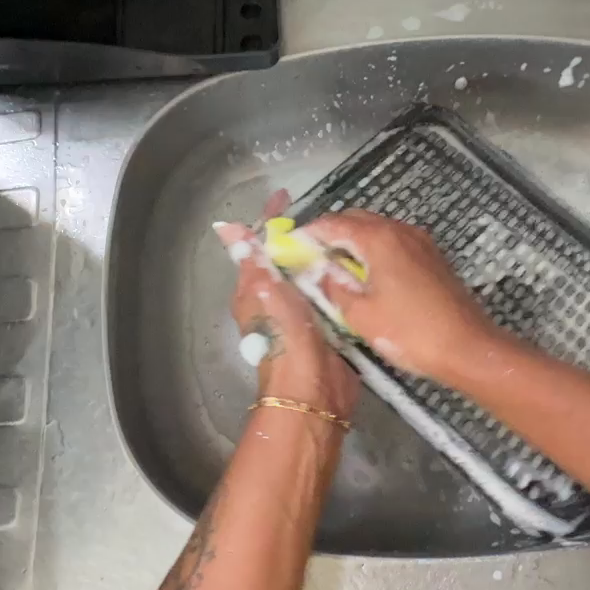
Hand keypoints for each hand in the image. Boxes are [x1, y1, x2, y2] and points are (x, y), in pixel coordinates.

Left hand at [214, 192, 359, 421]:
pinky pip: (336, 296)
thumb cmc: (286, 340)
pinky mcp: (329, 328)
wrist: (313, 391)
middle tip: (332, 215)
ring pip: (314, 276)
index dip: (270, 221)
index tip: (288, 198)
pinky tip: (361, 267)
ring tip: (350, 234)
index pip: (259, 246)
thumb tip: (227, 229)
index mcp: (254, 290)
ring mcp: (303, 314)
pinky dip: (345, 281)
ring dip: (328, 257)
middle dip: (306, 236)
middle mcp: (277, 299)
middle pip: (289, 259)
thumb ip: (253, 261)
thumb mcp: (265, 293)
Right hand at [299, 210, 509, 384]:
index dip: (309, 233)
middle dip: (331, 233)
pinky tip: (366, 275)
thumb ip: (333, 287)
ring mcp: (420, 242)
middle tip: (310, 256)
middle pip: (356, 220)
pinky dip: (374, 250)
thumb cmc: (410, 333)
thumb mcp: (361, 316)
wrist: (468, 348)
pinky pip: (394, 242)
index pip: (334, 223)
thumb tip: (317, 271)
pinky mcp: (431, 256)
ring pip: (377, 230)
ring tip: (334, 267)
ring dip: (353, 242)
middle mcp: (400, 230)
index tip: (290, 246)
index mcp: (379, 239)